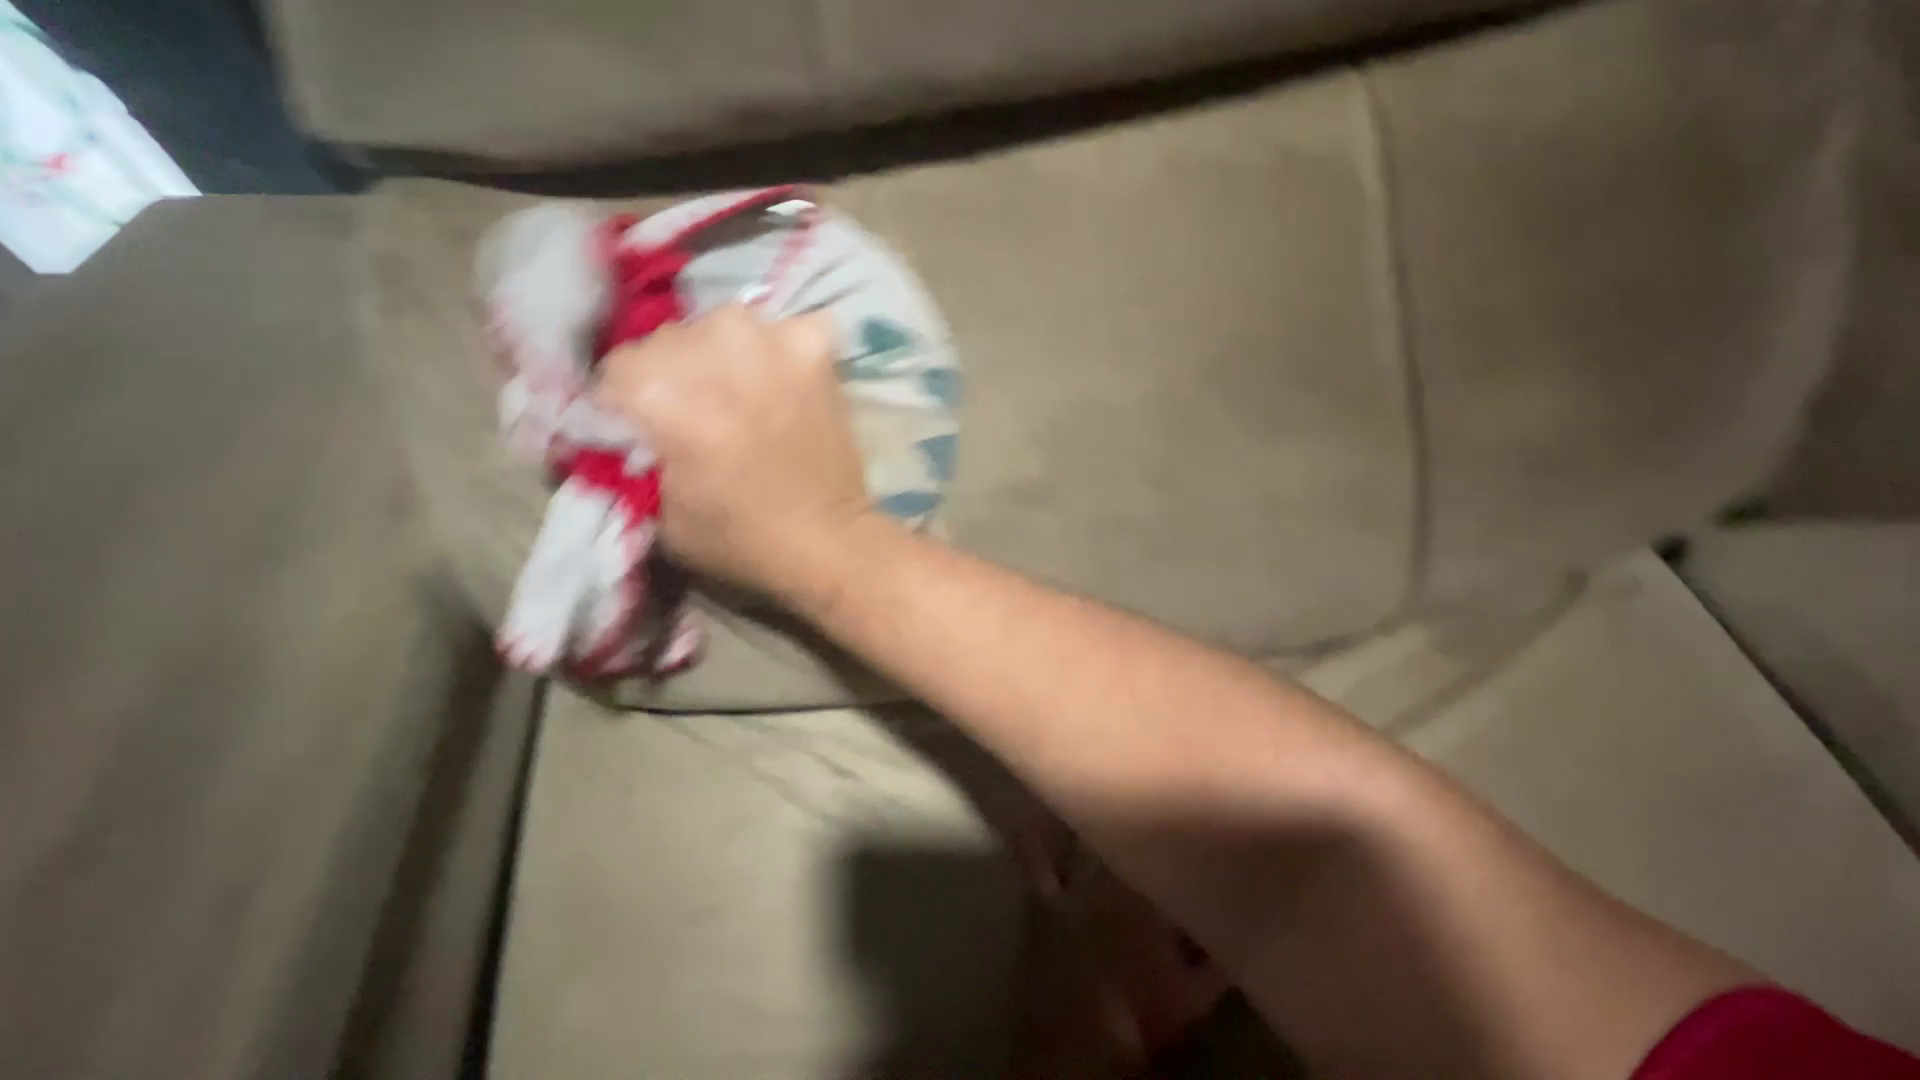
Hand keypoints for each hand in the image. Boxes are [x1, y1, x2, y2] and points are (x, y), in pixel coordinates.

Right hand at [594, 305, 874, 595]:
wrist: (827, 541)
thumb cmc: (738, 538)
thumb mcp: (655, 510)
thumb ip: (630, 452)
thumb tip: (620, 420)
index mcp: (663, 394)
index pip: (618, 367)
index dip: (625, 399)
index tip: (645, 425)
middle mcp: (713, 351)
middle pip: (668, 340)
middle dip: (673, 373)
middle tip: (696, 411)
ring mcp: (771, 341)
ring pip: (722, 324)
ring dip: (723, 352)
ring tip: (739, 392)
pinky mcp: (816, 346)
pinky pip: (785, 326)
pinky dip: (782, 348)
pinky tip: (783, 380)